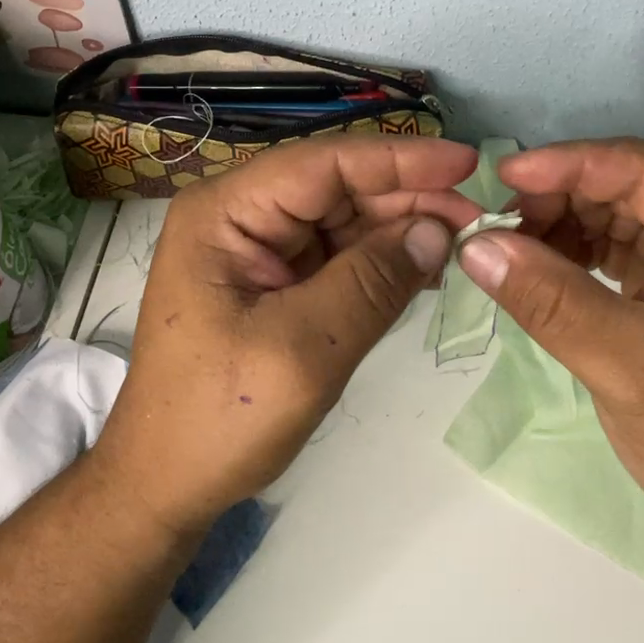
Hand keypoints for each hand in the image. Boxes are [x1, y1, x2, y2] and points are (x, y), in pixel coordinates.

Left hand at [92, 134, 482, 535]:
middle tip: (478, 217)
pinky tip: (424, 269)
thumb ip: (372, 283)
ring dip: (399, 229)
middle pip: (335, 187)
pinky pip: (335, 256)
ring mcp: (254, 250)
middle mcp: (238, 217)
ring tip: (462, 241)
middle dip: (406, 197)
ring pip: (341, 219)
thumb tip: (439, 230)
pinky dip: (380, 261)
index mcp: (225, 213)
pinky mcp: (271, 282)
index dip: (398, 159)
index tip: (466, 163)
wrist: (165, 483)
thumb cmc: (219, 418)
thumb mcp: (304, 349)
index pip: (322, 164)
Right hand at [455, 138, 643, 558]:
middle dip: (559, 197)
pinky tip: (535, 269)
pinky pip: (617, 250)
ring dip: (560, 224)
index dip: (570, 164)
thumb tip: (474, 244)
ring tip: (506, 247)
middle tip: (495, 223)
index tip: (502, 177)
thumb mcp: (631, 369)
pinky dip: (572, 254)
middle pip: (629, 187)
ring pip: (617, 215)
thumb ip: (552, 300)